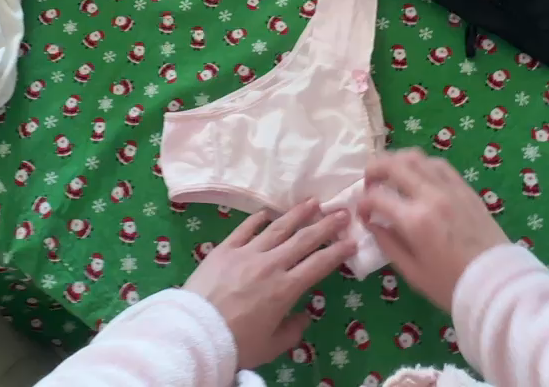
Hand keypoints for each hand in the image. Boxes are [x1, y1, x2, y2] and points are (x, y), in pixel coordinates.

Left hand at [184, 201, 356, 367]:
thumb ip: (292, 330)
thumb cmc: (236, 344)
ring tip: (312, 201)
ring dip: (297, 213)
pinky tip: (268, 212)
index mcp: (285, 289)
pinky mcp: (225, 248)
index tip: (352, 240)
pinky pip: (245, 228)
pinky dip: (258, 218)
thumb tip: (304, 315)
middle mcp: (270, 264)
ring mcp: (246, 252)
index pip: (318, 265)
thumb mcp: (271, 346)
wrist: (196, 332)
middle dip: (325, 225)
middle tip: (341, 211)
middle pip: (303, 239)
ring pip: (277, 227)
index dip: (337, 252)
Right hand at [360, 150, 510, 311]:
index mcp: (415, 221)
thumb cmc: (453, 286)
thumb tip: (371, 223)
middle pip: (393, 164)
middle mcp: (430, 196)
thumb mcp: (413, 273)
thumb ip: (388, 244)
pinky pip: (438, 164)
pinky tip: (418, 176)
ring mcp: (449, 188)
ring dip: (396, 161)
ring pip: (415, 157)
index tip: (362, 212)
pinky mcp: (465, 188)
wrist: (499, 287)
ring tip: (391, 175)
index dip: (363, 202)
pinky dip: (421, 164)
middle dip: (373, 170)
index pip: (377, 197)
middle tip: (369, 183)